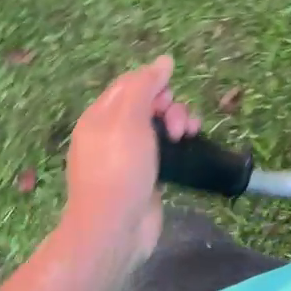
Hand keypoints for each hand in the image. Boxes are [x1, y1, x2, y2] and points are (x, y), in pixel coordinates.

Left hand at [63, 56, 201, 263]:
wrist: (114, 229)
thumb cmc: (118, 167)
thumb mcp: (128, 117)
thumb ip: (145, 85)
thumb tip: (164, 61)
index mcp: (99, 116)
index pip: (129, 85)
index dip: (153, 83)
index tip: (168, 95)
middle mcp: (111, 133)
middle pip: (147, 103)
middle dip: (168, 105)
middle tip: (177, 122)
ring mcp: (129, 156)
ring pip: (159, 125)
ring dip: (178, 121)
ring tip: (187, 134)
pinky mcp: (146, 175)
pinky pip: (166, 147)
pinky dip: (179, 142)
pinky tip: (190, 144)